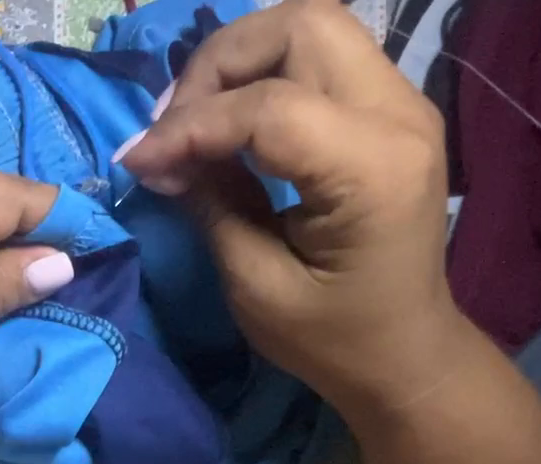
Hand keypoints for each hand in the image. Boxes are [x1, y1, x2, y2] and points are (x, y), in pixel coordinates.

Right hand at [117, 0, 465, 417]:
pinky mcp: (386, 110)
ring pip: (309, 26)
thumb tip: (158, 159)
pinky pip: (318, 58)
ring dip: (237, 63)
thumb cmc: (330, 339)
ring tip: (191, 122)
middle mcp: (400, 114)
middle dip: (217, 65)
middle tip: (169, 128)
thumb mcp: (256, 287)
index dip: (190, 126)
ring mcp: (401, 102)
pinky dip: (260, 77)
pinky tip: (226, 124)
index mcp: (372, 170)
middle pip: (300, 25)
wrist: (404, 352)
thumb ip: (212, 207)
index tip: (136, 162)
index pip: (269, 107)